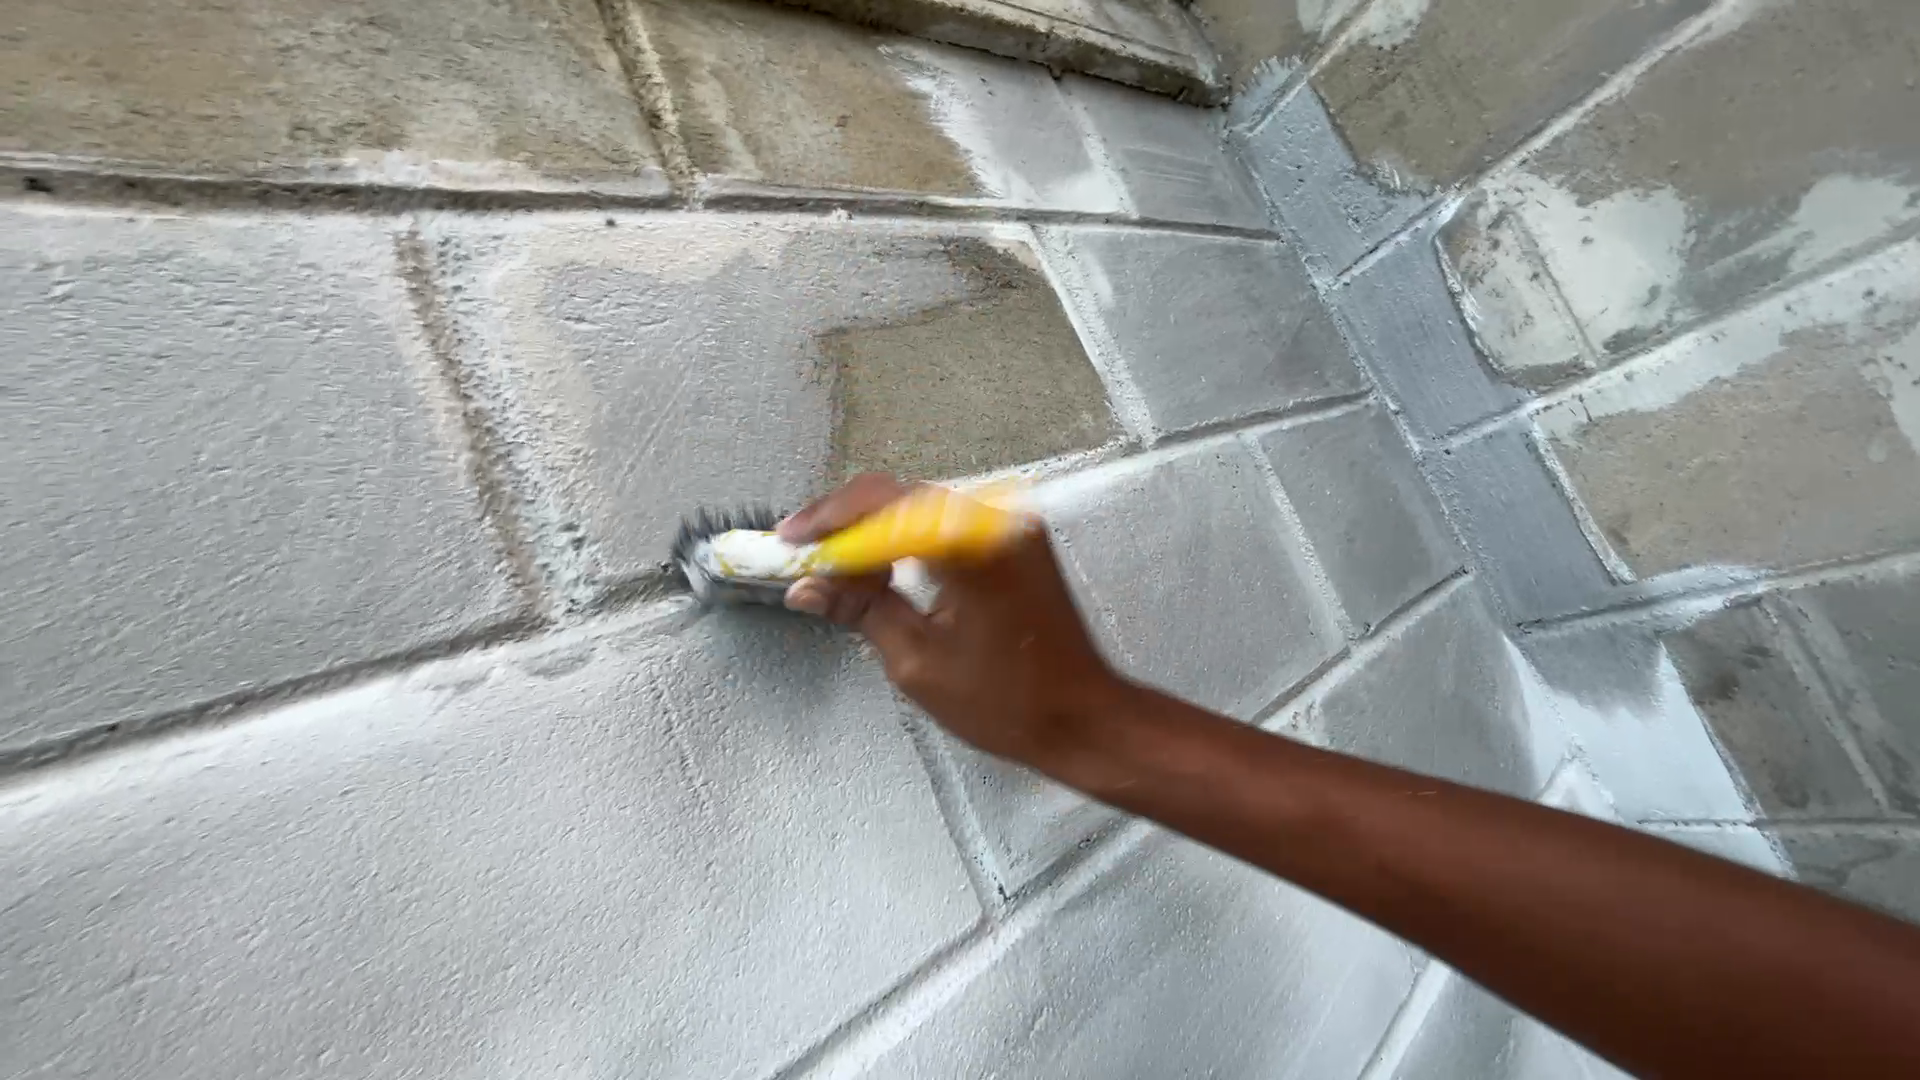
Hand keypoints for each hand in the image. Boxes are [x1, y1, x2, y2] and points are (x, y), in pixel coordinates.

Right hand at [778, 474, 1120, 765]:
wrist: (1082, 716)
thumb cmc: (1006, 702)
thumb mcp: (917, 661)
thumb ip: (861, 609)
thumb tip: (807, 586)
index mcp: (970, 544)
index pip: (881, 505)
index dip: (827, 518)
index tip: (788, 541)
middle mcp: (995, 519)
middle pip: (901, 498)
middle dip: (846, 523)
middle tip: (803, 553)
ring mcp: (1012, 525)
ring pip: (923, 508)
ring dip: (876, 530)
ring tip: (833, 563)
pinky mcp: (1018, 540)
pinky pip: (950, 524)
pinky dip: (910, 539)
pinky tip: (882, 564)